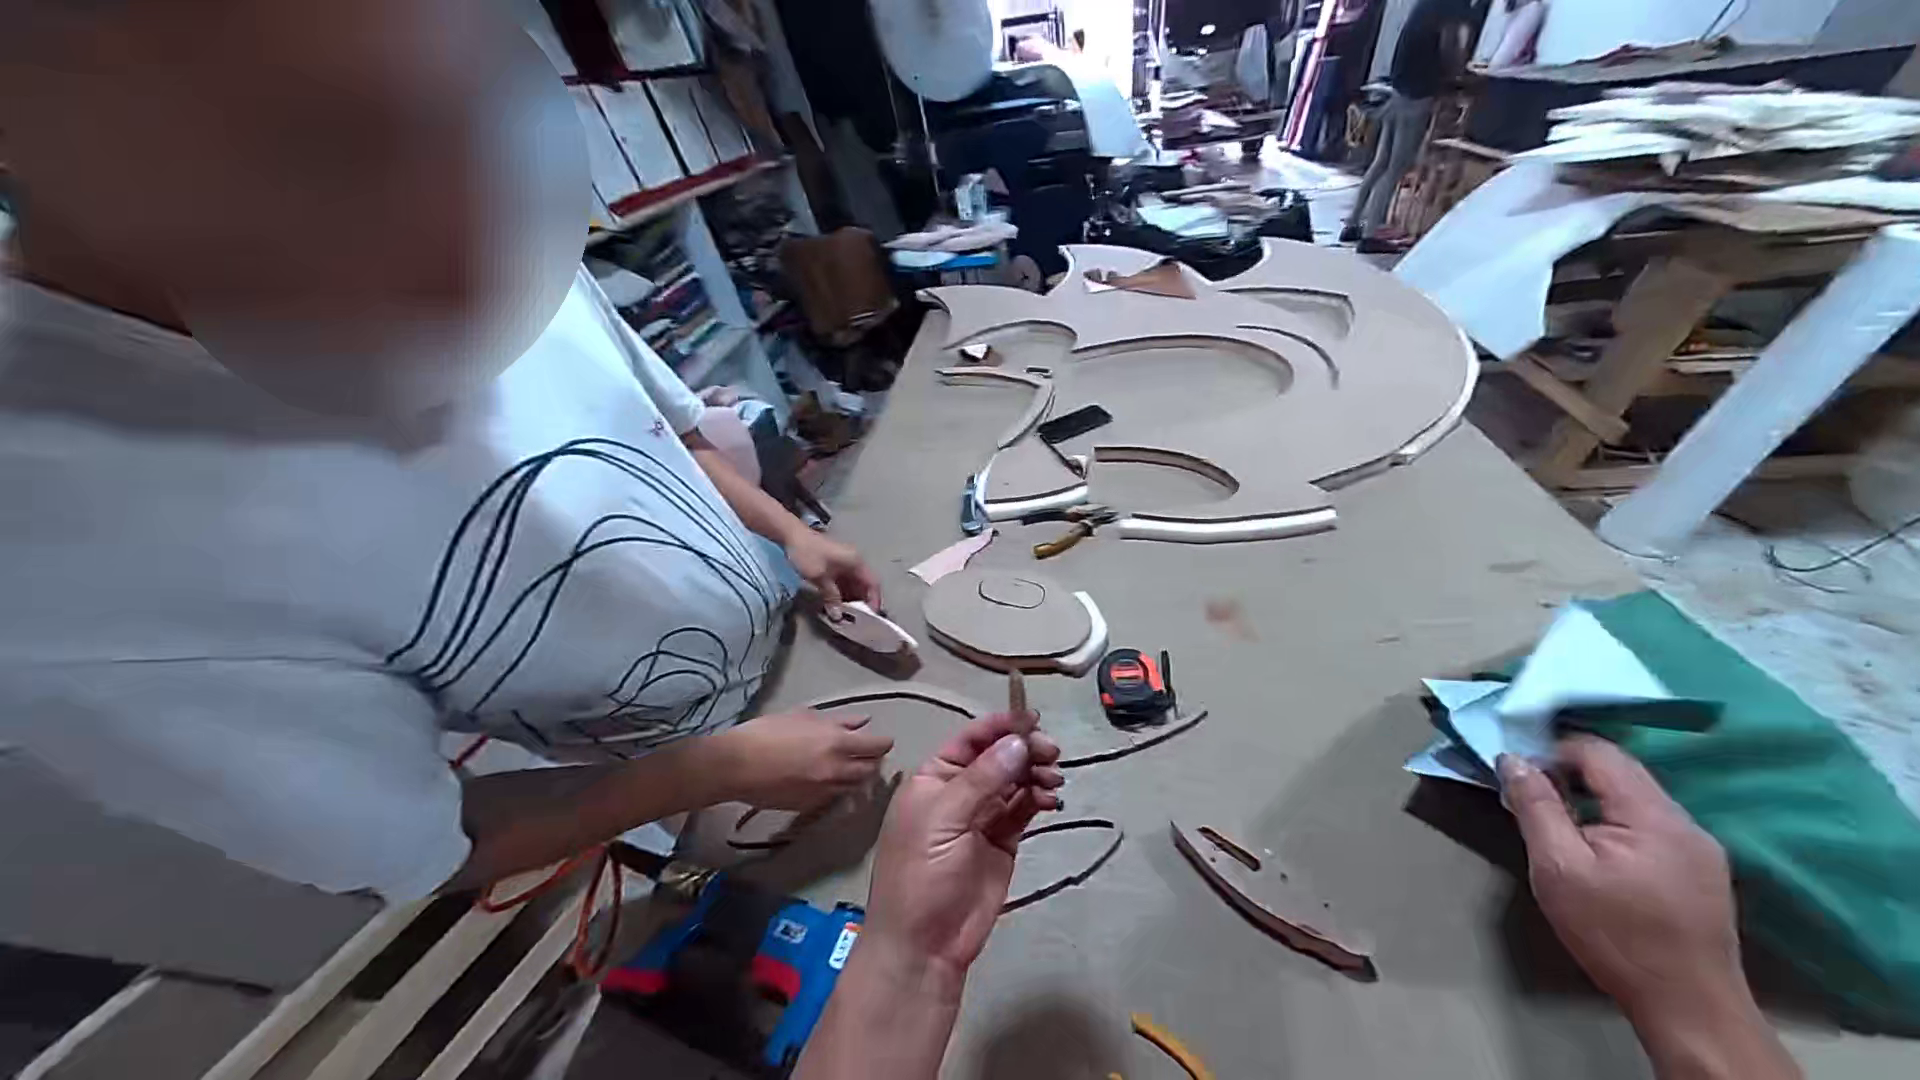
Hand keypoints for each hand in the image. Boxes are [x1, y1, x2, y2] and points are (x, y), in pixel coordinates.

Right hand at [712, 710, 894, 810]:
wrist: (736, 766)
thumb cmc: (768, 732)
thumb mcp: (804, 716)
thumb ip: (839, 720)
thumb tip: (863, 722)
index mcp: (837, 743)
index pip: (878, 746)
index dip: (884, 742)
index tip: (882, 740)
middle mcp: (837, 770)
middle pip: (871, 770)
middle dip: (874, 761)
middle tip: (868, 753)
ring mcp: (824, 791)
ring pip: (855, 787)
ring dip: (858, 777)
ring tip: (851, 767)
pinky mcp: (810, 806)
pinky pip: (834, 798)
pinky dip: (838, 789)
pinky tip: (829, 780)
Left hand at [785, 529, 881, 608]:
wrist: (791, 535)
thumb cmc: (808, 554)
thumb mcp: (820, 577)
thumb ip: (832, 597)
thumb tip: (838, 616)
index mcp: (856, 562)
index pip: (873, 583)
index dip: (874, 600)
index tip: (871, 616)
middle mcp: (854, 562)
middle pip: (865, 585)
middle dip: (862, 602)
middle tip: (856, 620)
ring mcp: (845, 564)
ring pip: (854, 585)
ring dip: (851, 599)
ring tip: (845, 615)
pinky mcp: (835, 566)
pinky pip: (844, 583)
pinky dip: (842, 594)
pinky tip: (836, 605)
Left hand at [863, 712, 1063, 981]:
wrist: (925, 945)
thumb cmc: (921, 874)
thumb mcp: (944, 819)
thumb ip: (982, 779)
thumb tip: (1018, 741)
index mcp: (934, 777)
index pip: (970, 739)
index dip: (1000, 726)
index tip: (1032, 719)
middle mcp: (960, 790)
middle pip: (998, 756)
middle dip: (1024, 749)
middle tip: (1051, 753)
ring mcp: (982, 815)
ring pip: (1014, 779)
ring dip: (1035, 772)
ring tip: (1054, 777)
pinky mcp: (1003, 839)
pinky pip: (1024, 807)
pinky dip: (1039, 797)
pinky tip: (1051, 799)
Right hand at [1499, 735, 1742, 1017]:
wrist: (1688, 1008)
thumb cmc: (1614, 933)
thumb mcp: (1558, 866)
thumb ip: (1535, 805)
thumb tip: (1512, 759)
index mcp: (1654, 817)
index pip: (1598, 752)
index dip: (1551, 750)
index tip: (1516, 771)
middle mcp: (1683, 822)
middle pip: (1617, 770)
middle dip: (1565, 770)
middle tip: (1525, 792)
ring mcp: (1696, 847)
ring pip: (1629, 794)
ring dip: (1584, 794)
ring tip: (1550, 817)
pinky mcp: (1695, 868)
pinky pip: (1642, 819)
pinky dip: (1605, 815)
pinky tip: (1586, 842)